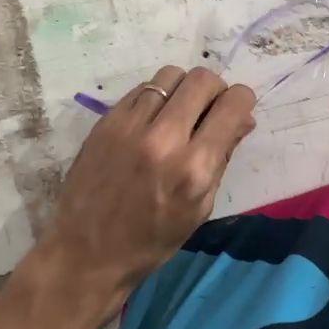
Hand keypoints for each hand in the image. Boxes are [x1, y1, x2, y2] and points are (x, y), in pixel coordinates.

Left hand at [38, 66, 256, 294]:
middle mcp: (164, 139)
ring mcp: (130, 126)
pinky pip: (142, 88)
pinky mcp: (106, 121)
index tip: (238, 110)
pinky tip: (153, 119)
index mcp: (194, 168)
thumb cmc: (151, 241)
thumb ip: (222, 157)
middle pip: (202, 79)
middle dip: (215, 89)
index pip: (232, 105)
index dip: (242, 101)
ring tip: (179, 111)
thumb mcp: (199, 208)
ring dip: (184, 89)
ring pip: (171, 75)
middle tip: (209, 109)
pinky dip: (156, 97)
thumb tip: (242, 119)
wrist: (85, 253)